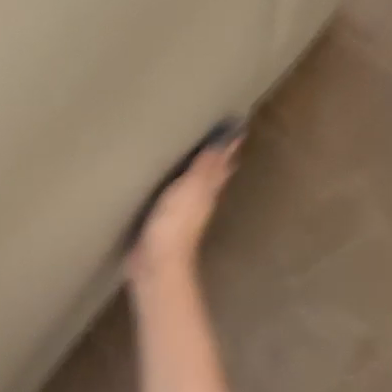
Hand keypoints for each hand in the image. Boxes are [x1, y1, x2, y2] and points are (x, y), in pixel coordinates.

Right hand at [127, 127, 242, 282]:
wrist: (156, 265)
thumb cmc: (175, 225)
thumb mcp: (191, 189)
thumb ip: (206, 164)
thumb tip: (230, 135)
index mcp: (208, 191)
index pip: (223, 163)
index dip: (230, 146)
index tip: (236, 125)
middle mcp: (201, 201)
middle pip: (213, 175)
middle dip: (217, 156)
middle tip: (218, 135)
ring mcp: (183, 214)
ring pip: (195, 186)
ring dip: (197, 171)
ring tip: (194, 152)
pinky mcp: (164, 223)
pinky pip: (174, 197)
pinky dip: (176, 186)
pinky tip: (168, 182)